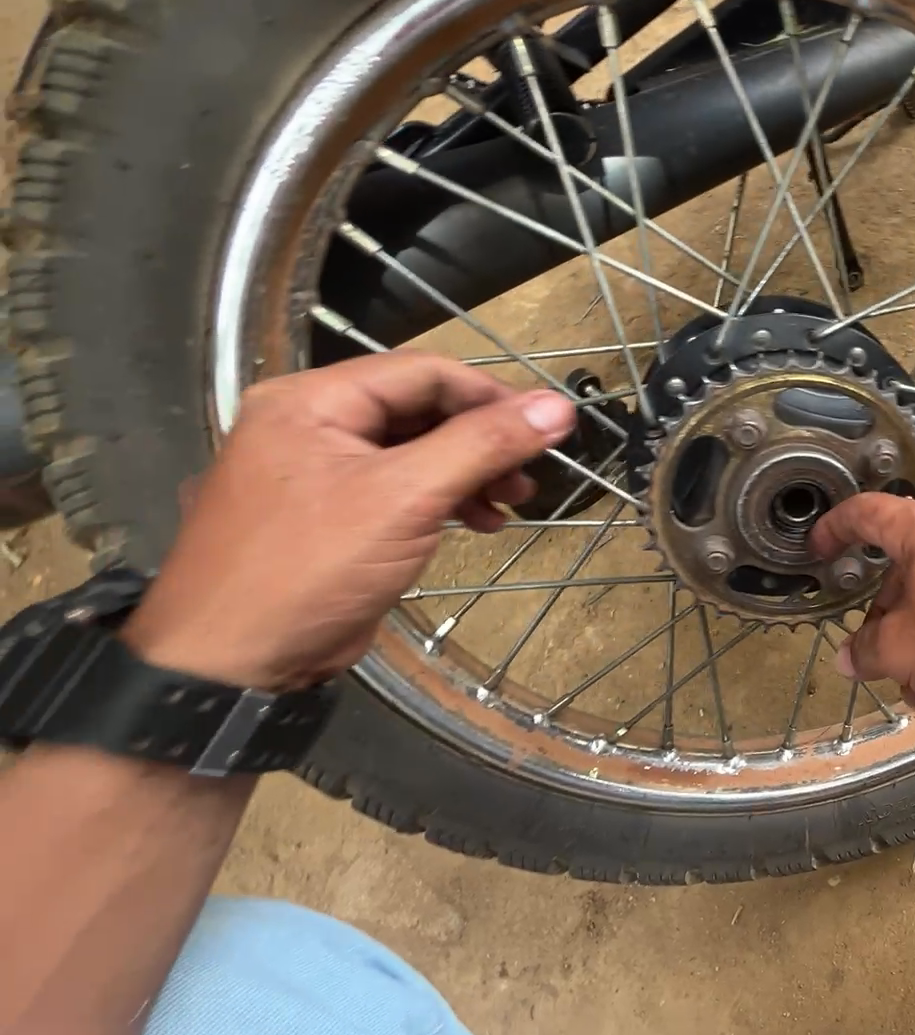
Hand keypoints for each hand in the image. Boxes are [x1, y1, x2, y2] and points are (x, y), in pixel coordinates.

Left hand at [119, 353, 577, 689]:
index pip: (425, 372)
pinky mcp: (342, 511)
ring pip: (425, 448)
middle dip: (488, 439)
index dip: (493, 395)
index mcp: (315, 401)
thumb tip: (559, 408)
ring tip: (517, 500)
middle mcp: (318, 424)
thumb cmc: (312, 566)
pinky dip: (454, 498)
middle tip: (533, 472)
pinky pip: (410, 485)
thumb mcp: (407, 497)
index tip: (548, 428)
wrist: (235, 661)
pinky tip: (484, 522)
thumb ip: (484, 445)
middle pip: (427, 409)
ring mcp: (329, 470)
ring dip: (478, 470)